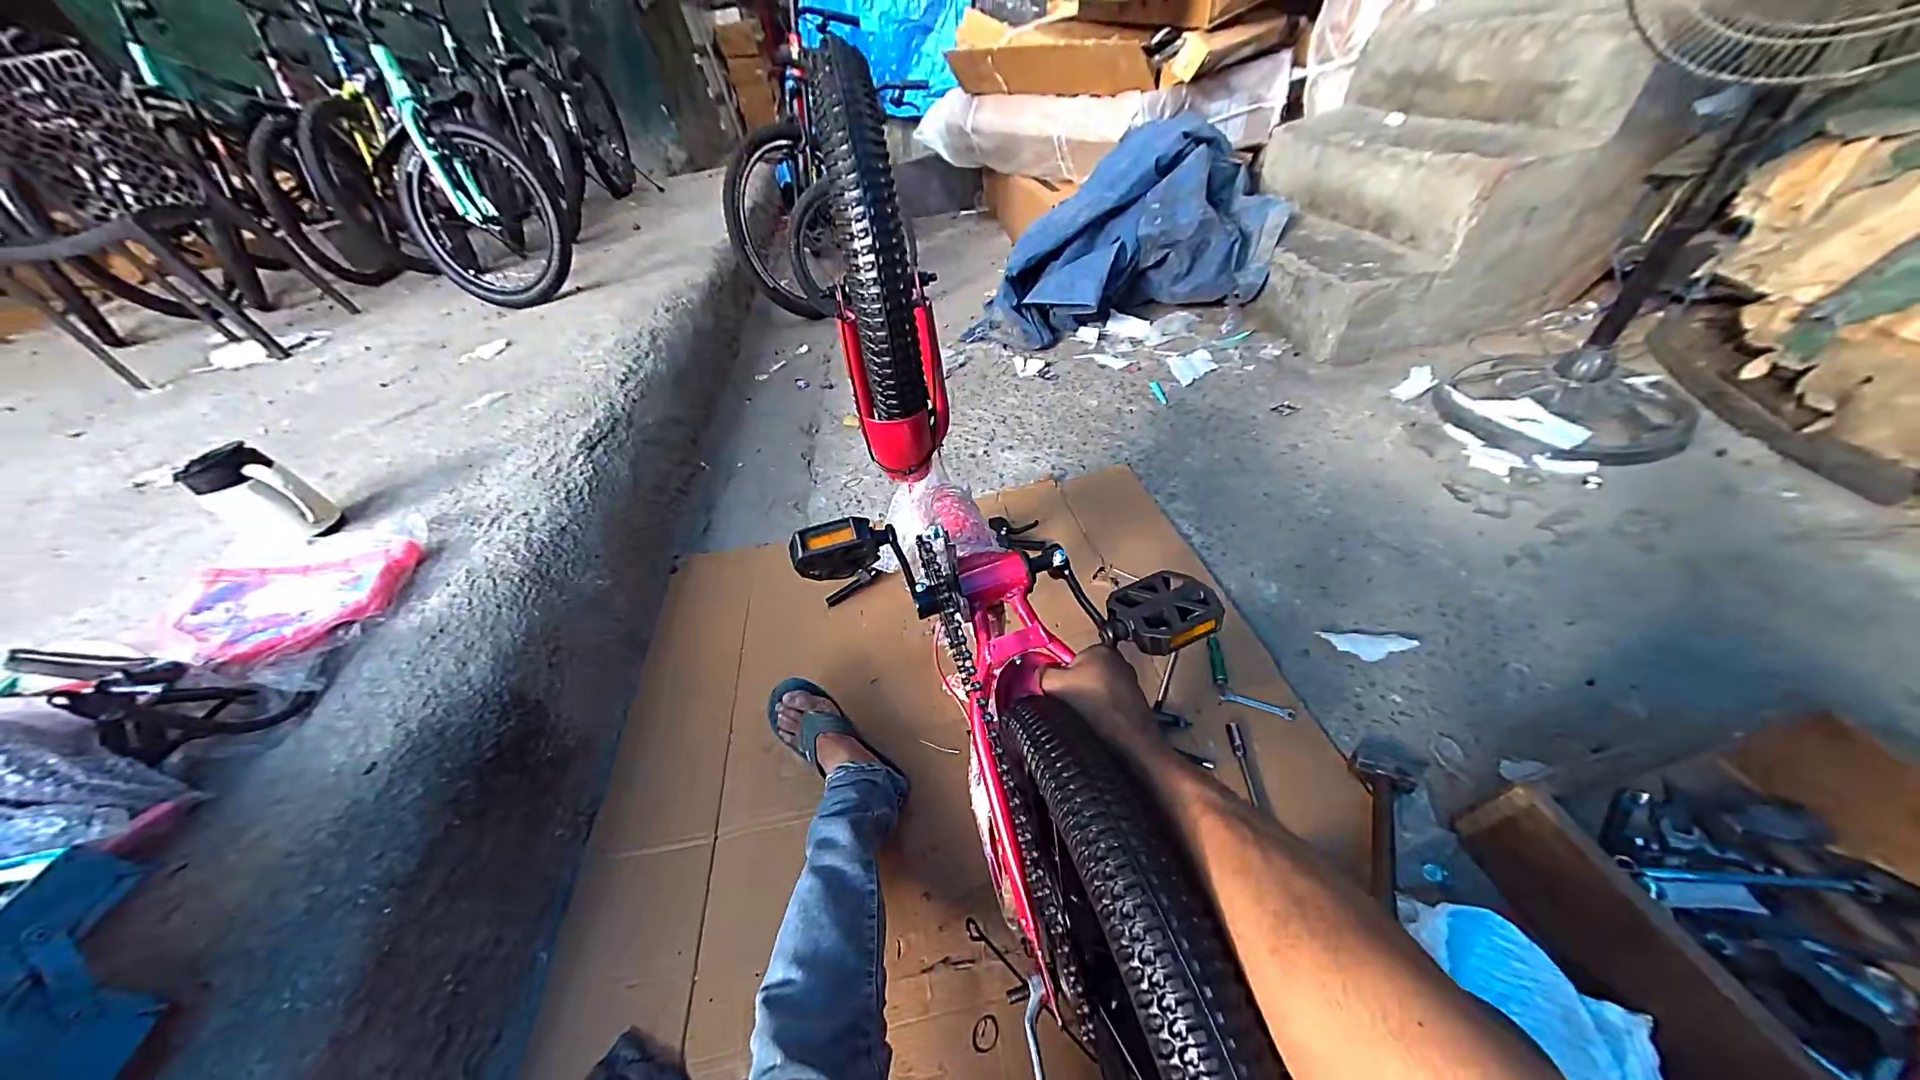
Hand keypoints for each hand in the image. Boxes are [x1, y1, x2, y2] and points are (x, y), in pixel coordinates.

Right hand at [1041, 645, 1156, 745]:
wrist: (1130, 743)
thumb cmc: (1097, 709)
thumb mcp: (1054, 685)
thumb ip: (1039, 674)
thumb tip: (1034, 675)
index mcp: (1101, 650)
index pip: (1068, 660)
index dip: (1057, 677)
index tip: (1054, 692)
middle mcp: (1119, 663)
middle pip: (1080, 676)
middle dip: (1071, 691)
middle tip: (1067, 707)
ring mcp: (1128, 685)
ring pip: (1092, 693)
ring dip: (1085, 706)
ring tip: (1083, 719)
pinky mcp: (1133, 706)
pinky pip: (1105, 707)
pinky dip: (1099, 716)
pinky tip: (1096, 727)